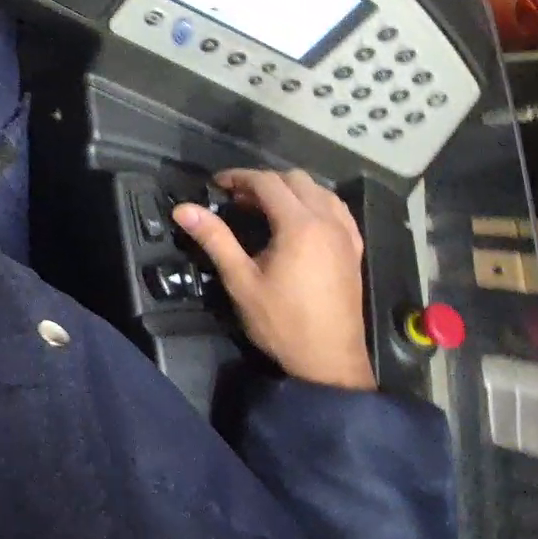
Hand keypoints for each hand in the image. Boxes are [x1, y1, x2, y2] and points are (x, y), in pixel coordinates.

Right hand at [172, 169, 374, 391]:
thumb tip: (183, 209)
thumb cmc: (281, 321)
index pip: (267, 182)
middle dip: (263, 181)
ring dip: (290, 190)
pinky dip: (314, 203)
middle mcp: (328, 222)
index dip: (238, 177)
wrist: (328, 361)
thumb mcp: (240, 280)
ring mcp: (346, 235)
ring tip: (263, 208)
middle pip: (295, 180)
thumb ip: (214, 238)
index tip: (215, 185)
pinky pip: (337, 210)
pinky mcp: (354, 250)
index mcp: (299, 226)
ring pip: (319, 191)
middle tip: (235, 199)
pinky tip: (298, 221)